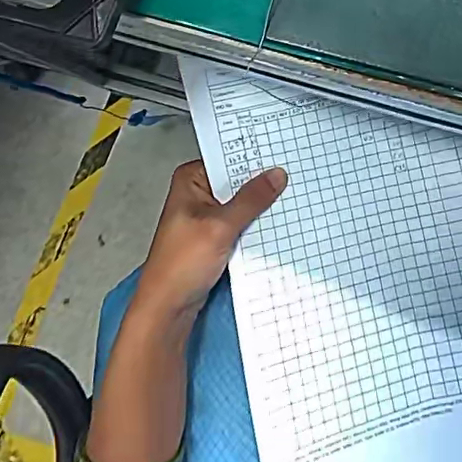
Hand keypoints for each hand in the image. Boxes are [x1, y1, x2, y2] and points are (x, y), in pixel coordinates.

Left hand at [131, 161, 286, 320]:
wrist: (168, 308)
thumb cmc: (182, 263)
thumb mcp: (221, 226)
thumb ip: (251, 200)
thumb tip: (276, 175)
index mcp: (191, 179)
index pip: (228, 158)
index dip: (254, 157)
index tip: (283, 153)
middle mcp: (197, 192)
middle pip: (236, 181)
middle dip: (260, 182)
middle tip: (293, 175)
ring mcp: (206, 215)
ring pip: (240, 204)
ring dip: (260, 206)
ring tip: (292, 196)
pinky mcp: (214, 236)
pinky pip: (240, 223)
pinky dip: (255, 224)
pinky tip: (277, 222)